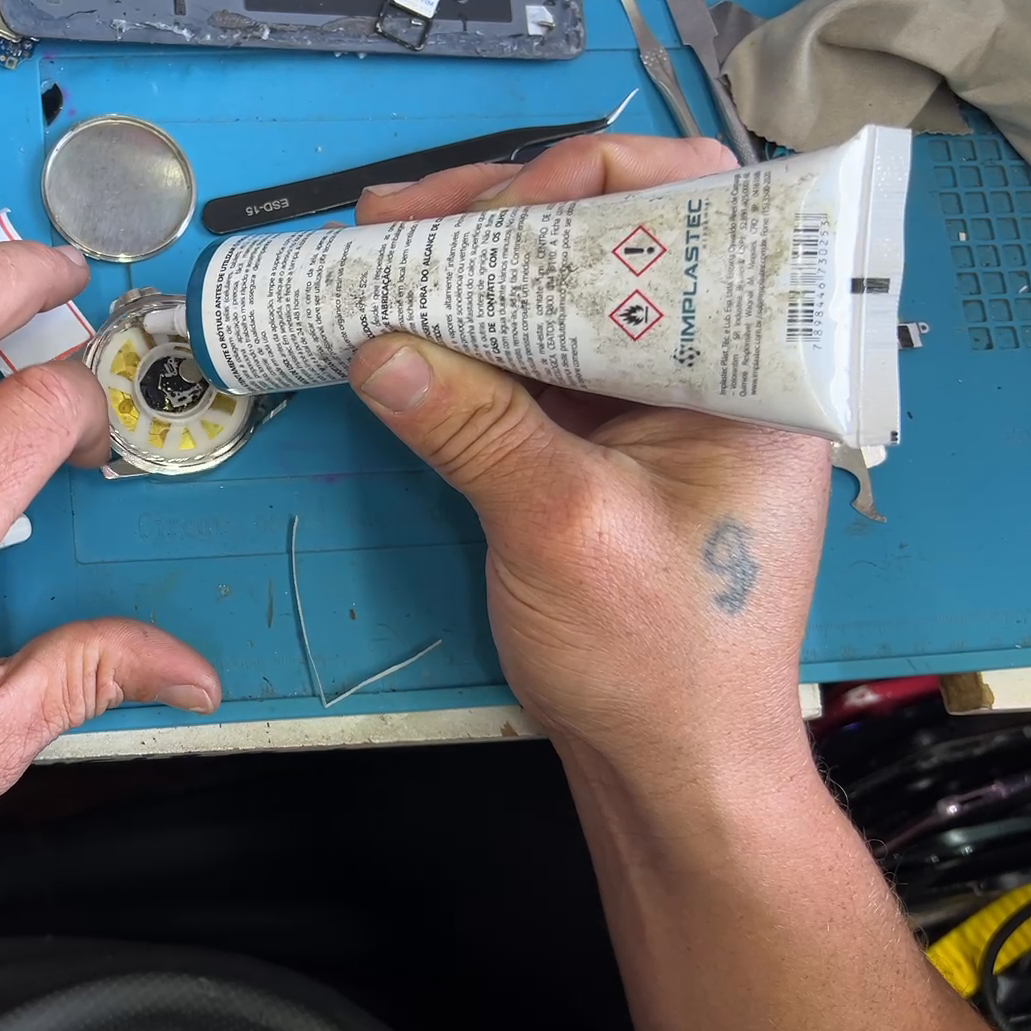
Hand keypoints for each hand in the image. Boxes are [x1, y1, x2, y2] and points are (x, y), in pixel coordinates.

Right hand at [349, 137, 830, 777]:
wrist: (657, 747)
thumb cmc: (650, 650)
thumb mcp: (561, 528)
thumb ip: (474, 429)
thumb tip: (375, 350)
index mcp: (749, 361)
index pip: (684, 208)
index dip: (571, 191)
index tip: (467, 218)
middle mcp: (695, 360)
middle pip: (599, 242)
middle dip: (489, 221)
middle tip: (387, 221)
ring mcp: (629, 397)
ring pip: (544, 299)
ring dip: (457, 276)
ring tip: (374, 257)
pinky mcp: (575, 433)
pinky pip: (511, 361)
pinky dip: (450, 340)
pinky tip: (394, 328)